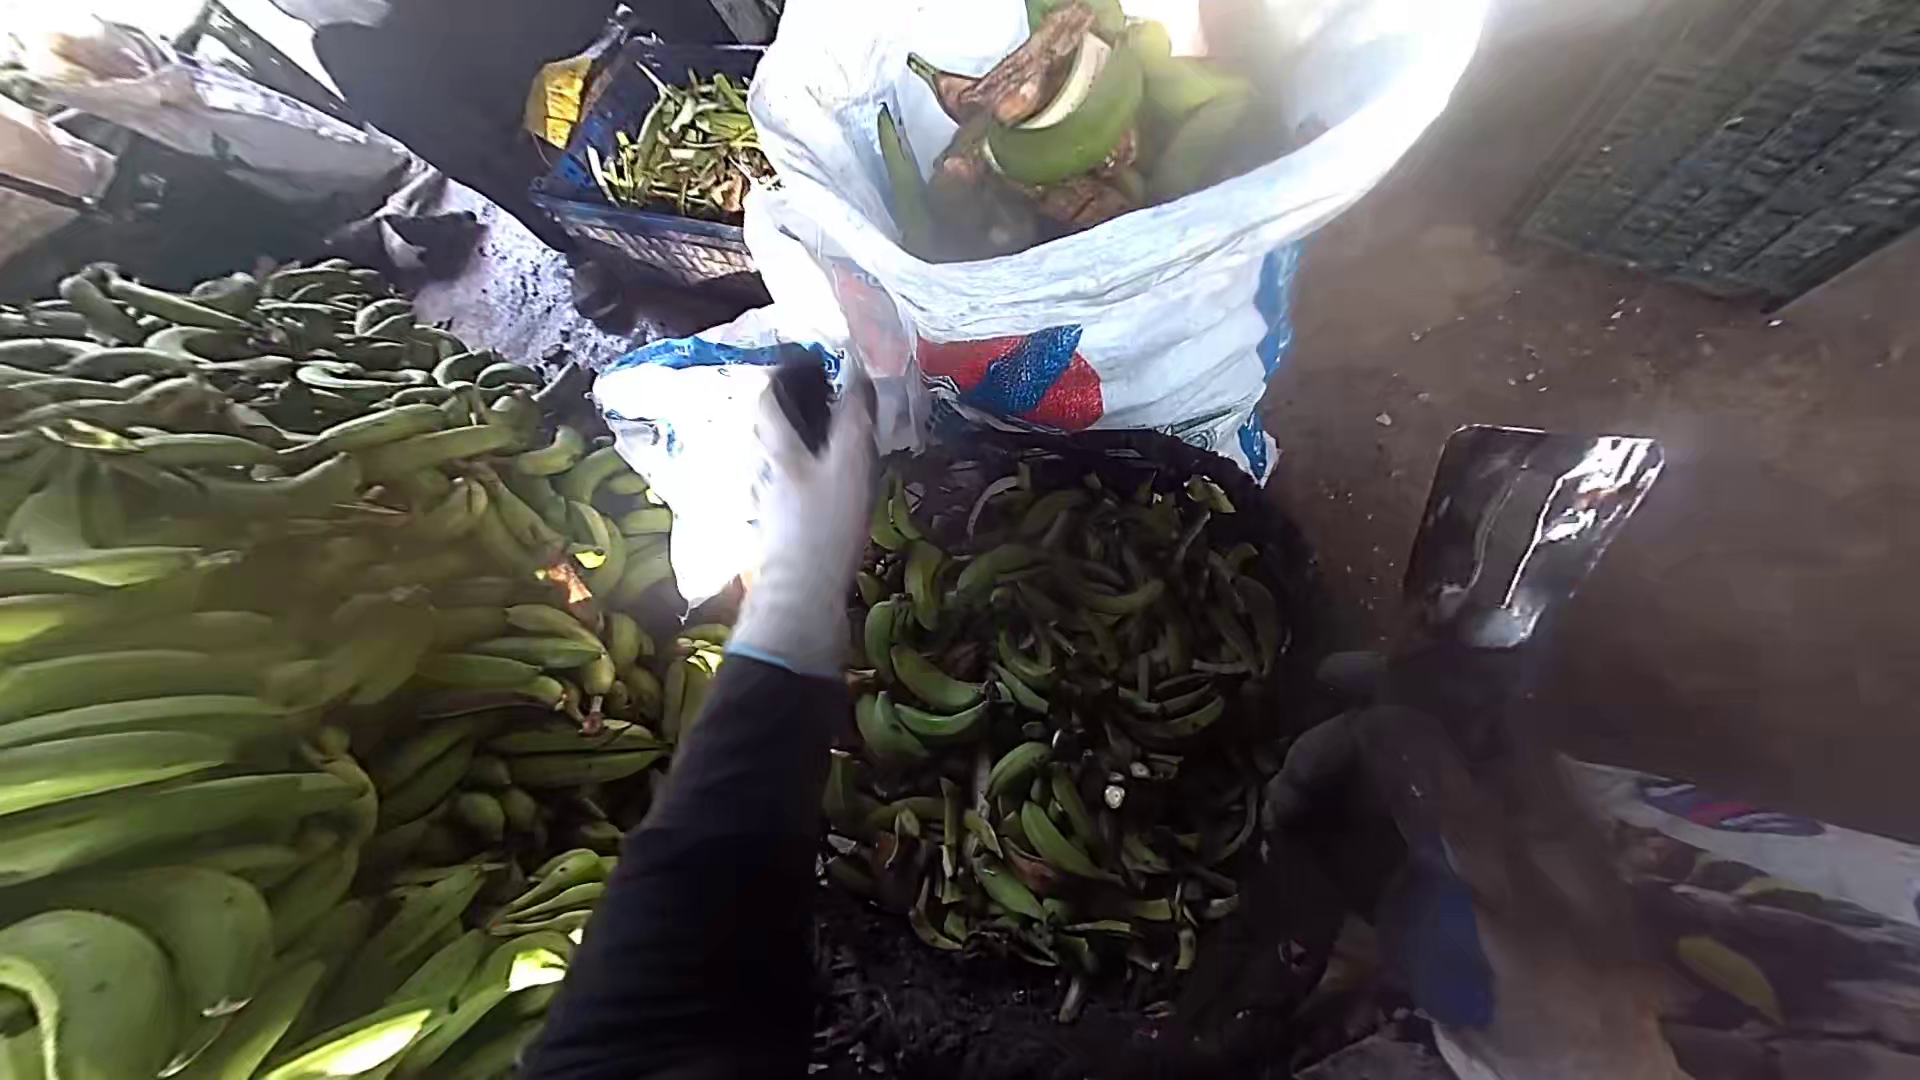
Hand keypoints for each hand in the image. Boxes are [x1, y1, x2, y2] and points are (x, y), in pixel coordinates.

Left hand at [727, 368, 877, 677]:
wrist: (803, 592)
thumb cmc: (825, 524)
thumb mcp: (848, 466)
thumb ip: (853, 421)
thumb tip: (857, 375)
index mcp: (778, 451)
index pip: (767, 400)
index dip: (782, 377)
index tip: (808, 365)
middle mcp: (767, 471)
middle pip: (773, 429)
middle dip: (795, 409)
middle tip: (828, 399)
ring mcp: (772, 501)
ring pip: (783, 458)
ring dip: (804, 441)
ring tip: (837, 437)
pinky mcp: (783, 527)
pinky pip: (795, 484)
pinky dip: (811, 471)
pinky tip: (833, 482)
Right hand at [1266, 653, 1689, 1079]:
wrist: (1534, 1068)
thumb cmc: (1533, 975)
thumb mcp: (1488, 880)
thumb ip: (1435, 791)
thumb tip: (1374, 713)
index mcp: (1512, 786)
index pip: (1458, 698)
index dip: (1397, 674)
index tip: (1330, 676)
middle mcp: (1463, 793)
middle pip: (1387, 733)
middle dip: (1332, 744)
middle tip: (1296, 776)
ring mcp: (1423, 830)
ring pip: (1353, 773)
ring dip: (1309, 781)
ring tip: (1281, 811)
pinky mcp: (1388, 863)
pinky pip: (1337, 820)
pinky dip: (1303, 818)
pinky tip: (1282, 830)